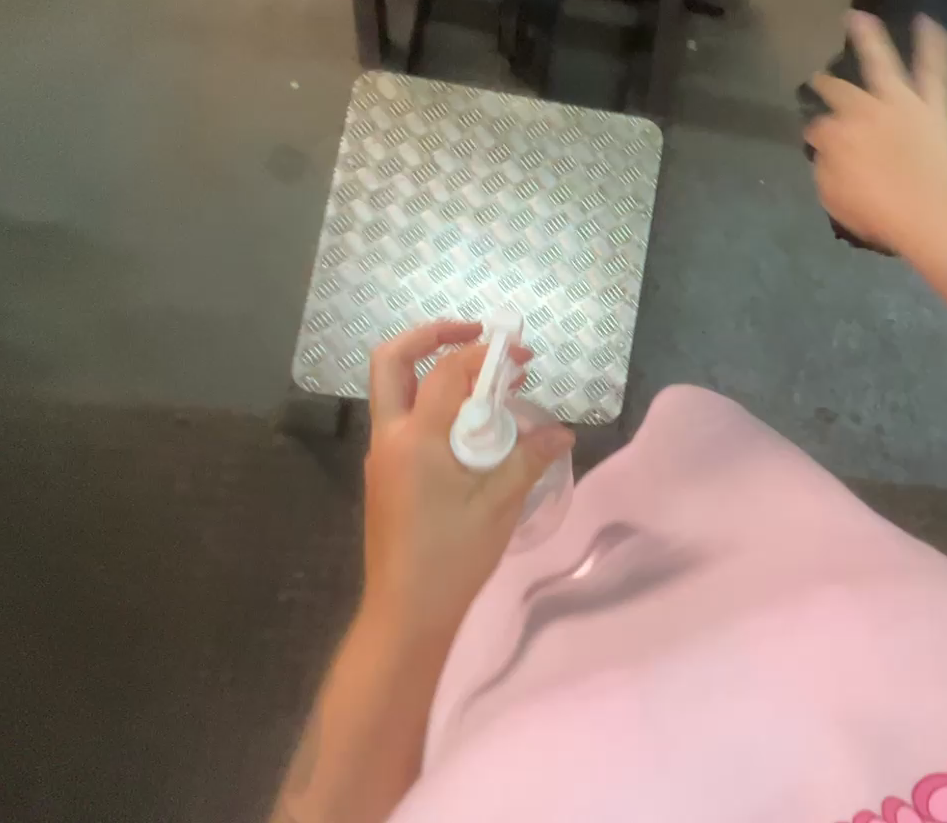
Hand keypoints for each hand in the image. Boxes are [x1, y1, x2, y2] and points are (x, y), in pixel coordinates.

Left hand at [358, 320, 574, 644]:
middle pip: (392, 363)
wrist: (406, 611)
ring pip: (395, 390)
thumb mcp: (500, 503)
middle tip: (475, 336)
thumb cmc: (452, 555)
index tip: (521, 358)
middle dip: (431, 336)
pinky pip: (407, 419)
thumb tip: (563, 434)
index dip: (484, 355)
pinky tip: (474, 426)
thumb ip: (529, 458)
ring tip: (486, 380)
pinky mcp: (388, 474)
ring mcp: (384, 456)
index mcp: (416, 439)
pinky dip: (436, 403)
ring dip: (434, 370)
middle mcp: (390, 438)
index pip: (446, 373)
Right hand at [804, 12, 946, 256]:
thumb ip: (825, 171)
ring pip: (881, 62)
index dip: (817, 134)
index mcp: (836, 135)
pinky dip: (932, 45)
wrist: (931, 216)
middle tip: (819, 82)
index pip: (818, 128)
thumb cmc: (880, 216)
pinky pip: (934, 70)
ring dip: (868, 38)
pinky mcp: (933, 105)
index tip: (817, 140)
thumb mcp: (835, 200)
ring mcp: (900, 102)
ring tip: (858, 17)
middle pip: (839, 92)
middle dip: (826, 86)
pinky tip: (929, 21)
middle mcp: (863, 110)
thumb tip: (824, 155)